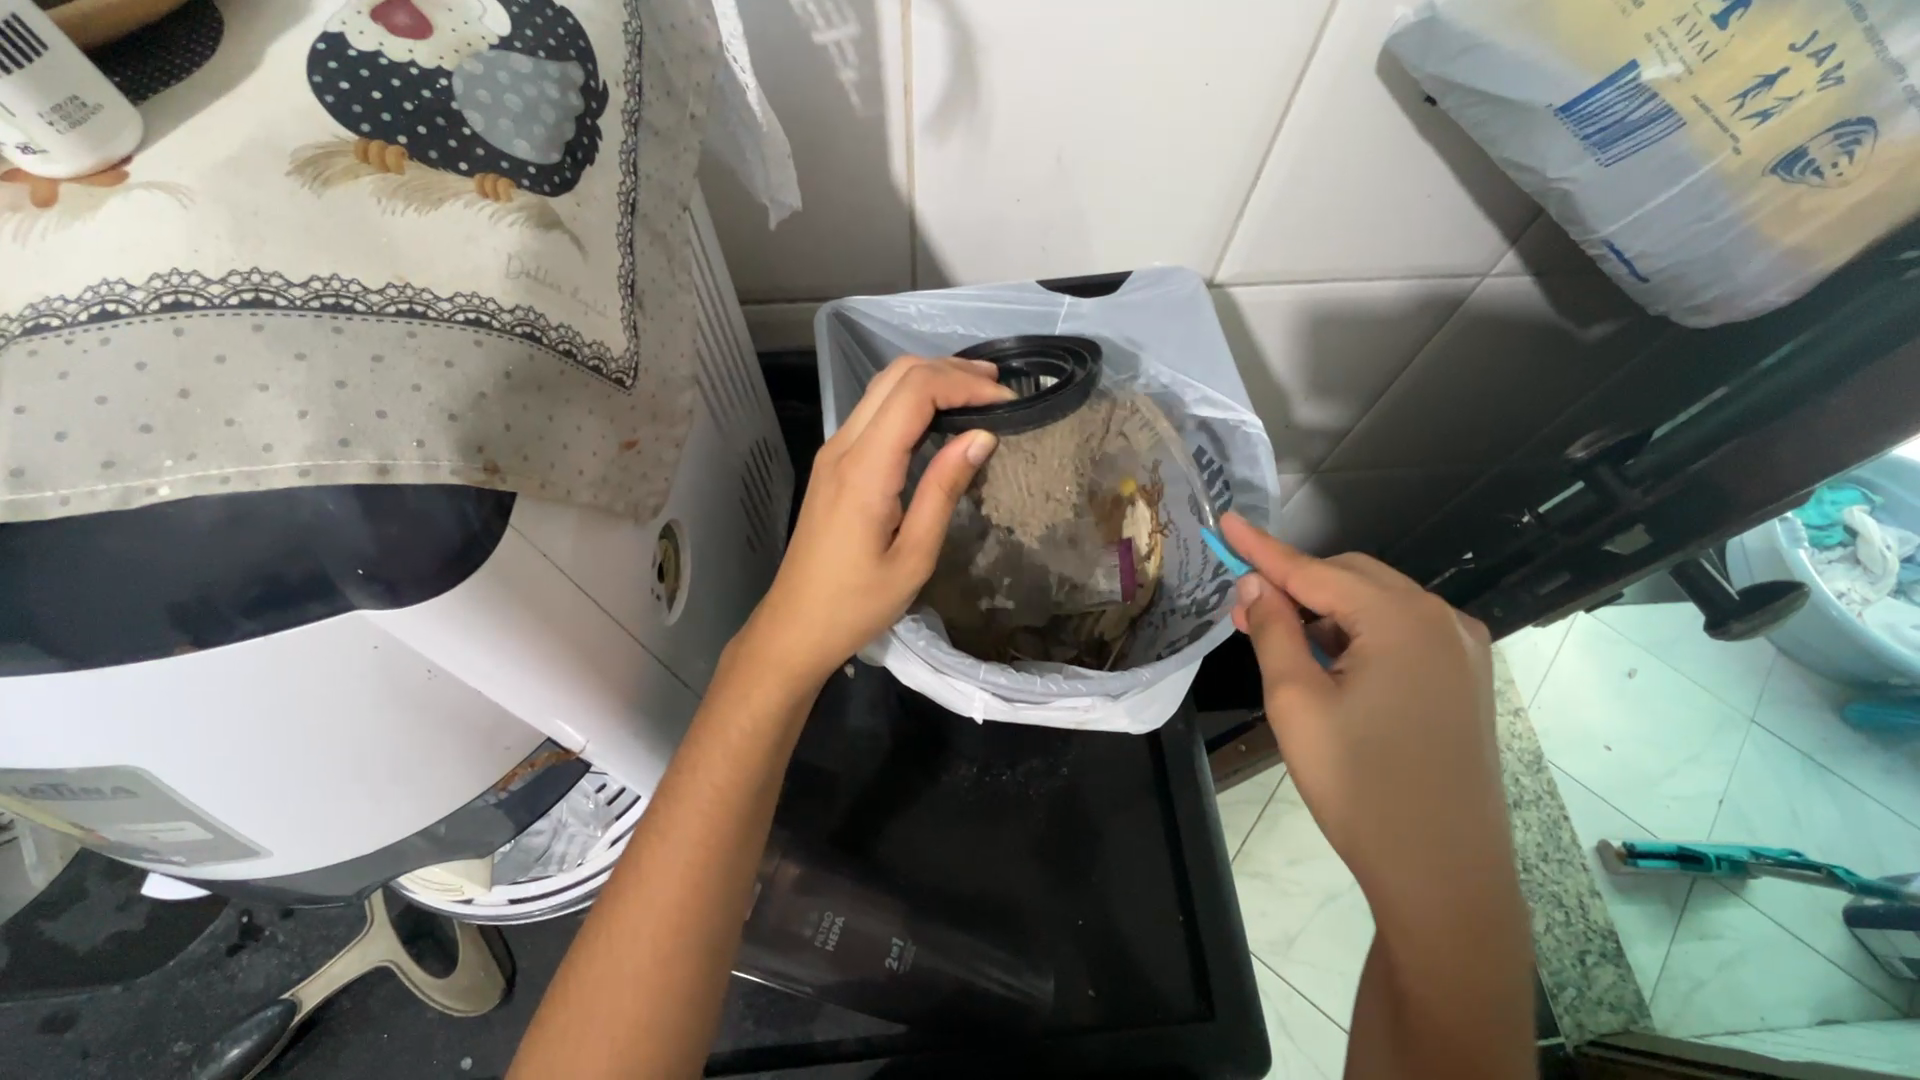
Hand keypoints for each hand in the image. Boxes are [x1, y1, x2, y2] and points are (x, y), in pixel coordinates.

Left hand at [740, 356, 1011, 684]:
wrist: (795, 626)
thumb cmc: (857, 603)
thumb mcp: (914, 556)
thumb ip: (944, 490)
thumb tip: (981, 437)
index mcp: (865, 469)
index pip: (915, 392)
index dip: (964, 385)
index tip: (1007, 400)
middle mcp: (843, 447)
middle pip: (896, 376)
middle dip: (950, 370)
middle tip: (998, 386)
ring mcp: (833, 452)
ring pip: (882, 388)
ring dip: (930, 380)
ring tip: (978, 392)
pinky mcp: (833, 464)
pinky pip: (874, 412)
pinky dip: (911, 400)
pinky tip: (940, 416)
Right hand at [1220, 513, 1508, 904]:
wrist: (1444, 874)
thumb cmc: (1360, 787)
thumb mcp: (1296, 704)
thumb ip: (1273, 631)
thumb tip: (1256, 585)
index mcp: (1401, 619)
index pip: (1315, 569)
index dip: (1262, 548)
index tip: (1224, 520)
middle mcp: (1442, 620)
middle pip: (1352, 578)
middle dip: (1296, 586)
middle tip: (1243, 612)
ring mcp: (1462, 651)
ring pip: (1378, 606)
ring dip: (1326, 613)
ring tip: (1282, 645)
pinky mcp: (1465, 681)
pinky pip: (1402, 635)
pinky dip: (1358, 636)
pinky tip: (1333, 667)